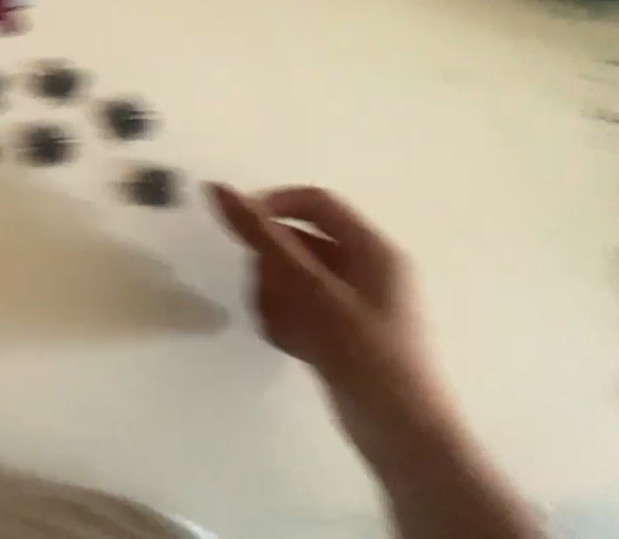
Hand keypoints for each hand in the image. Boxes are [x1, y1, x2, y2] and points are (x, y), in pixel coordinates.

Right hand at [210, 185, 450, 438]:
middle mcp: (365, 268)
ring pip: (287, 275)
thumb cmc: (362, 350)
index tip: (239, 230)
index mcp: (373, 250)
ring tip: (286, 328)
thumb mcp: (309, 287)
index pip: (312, 202)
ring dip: (274, 298)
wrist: (400, 432)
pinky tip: (294, 344)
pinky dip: (284, 320)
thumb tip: (217, 187)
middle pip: (293, 242)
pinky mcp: (338, 327)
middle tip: (272, 297)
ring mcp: (351, 300)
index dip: (270, 207)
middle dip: (270, 268)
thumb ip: (261, 235)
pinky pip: (294, 305)